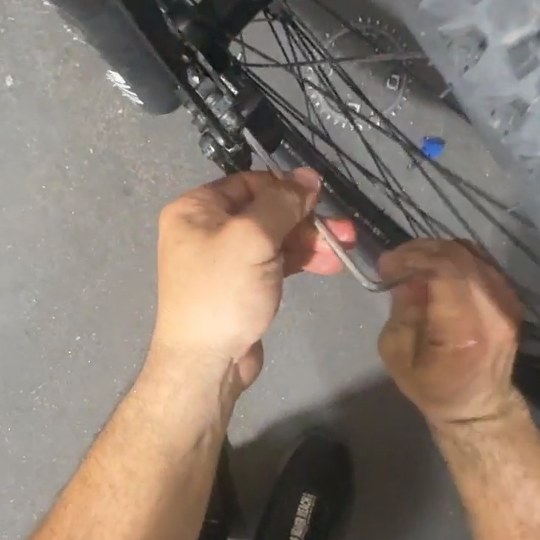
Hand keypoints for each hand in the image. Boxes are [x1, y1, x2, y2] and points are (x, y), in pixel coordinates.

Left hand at [150, 169, 355, 393]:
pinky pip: (272, 263)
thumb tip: (308, 176)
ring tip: (345, 248)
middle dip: (305, 220)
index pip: (247, 183)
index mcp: (195, 209)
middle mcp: (205, 230)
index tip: (321, 197)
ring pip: (273, 239)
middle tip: (344, 230)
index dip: (285, 188)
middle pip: (264, 212)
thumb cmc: (222, 293)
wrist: (205, 363)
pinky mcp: (240, 287)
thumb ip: (282, 203)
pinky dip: (299, 261)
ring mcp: (223, 261)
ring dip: (309, 241)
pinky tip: (329, 264)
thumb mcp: (252, 238)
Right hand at [377, 240, 526, 428]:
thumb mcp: (397, 354)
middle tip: (397, 260)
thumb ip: (403, 309)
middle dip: (421, 251)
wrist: (477, 406)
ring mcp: (508, 304)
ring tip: (415, 264)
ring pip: (473, 255)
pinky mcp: (512, 300)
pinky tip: (437, 272)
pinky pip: (482, 264)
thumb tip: (408, 276)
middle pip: (459, 257)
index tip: (387, 265)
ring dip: (438, 252)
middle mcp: (492, 311)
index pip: (444, 271)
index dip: (412, 258)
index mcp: (463, 330)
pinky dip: (456, 260)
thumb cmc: (432, 387)